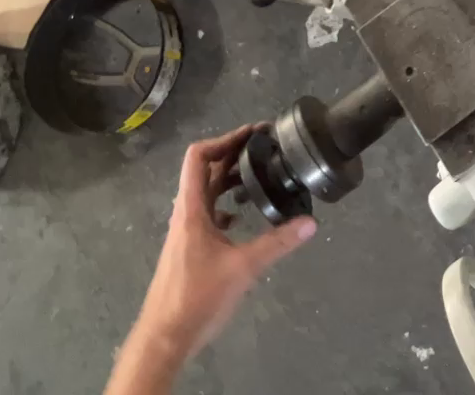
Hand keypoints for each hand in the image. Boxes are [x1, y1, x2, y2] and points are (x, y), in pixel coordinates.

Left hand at [129, 125, 316, 369]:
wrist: (164, 339)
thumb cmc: (197, 296)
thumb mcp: (243, 267)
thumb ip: (277, 243)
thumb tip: (310, 223)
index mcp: (191, 209)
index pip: (198, 157)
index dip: (224, 140)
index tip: (253, 135)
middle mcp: (185, 214)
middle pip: (204, 171)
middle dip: (232, 155)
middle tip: (263, 148)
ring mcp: (185, 232)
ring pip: (205, 193)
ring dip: (228, 179)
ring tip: (258, 176)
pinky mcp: (189, 249)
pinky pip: (207, 214)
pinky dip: (224, 206)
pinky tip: (241, 218)